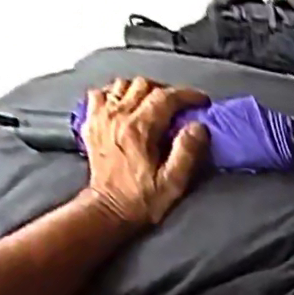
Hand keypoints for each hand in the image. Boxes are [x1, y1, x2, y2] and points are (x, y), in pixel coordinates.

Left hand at [80, 78, 209, 228]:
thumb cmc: (143, 200)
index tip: (201, 101)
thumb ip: (187, 152)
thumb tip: (198, 127)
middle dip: (167, 91)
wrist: (109, 209)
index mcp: (139, 128)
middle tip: (181, 105)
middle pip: (144, 85)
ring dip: (143, 90)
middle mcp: (118, 115)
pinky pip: (102, 93)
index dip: (187, 95)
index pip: (166, 97)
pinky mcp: (92, 122)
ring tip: (156, 104)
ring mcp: (101, 116)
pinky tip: (126, 105)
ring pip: (123, 85)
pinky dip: (117, 93)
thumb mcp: (174, 182)